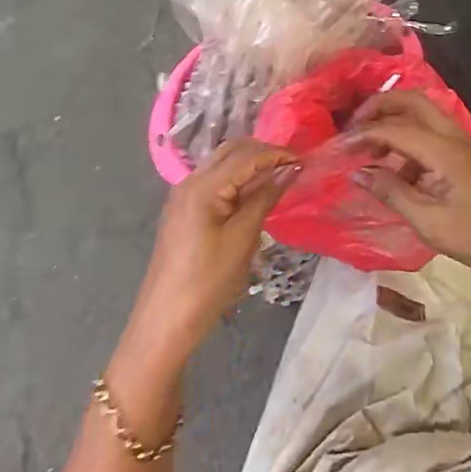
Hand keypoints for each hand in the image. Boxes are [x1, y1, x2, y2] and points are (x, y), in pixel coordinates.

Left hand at [129, 139, 297, 356]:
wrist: (166, 320)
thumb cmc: (208, 280)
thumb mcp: (243, 238)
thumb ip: (265, 197)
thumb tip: (290, 170)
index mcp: (203, 186)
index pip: (246, 156)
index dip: (277, 154)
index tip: (304, 160)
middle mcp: (190, 181)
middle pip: (231, 151)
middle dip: (263, 152)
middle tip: (292, 166)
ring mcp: (184, 195)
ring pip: (222, 163)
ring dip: (250, 164)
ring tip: (279, 176)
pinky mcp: (184, 209)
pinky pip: (215, 180)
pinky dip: (238, 178)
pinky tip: (255, 192)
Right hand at [345, 92, 470, 287]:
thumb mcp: (425, 221)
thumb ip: (390, 191)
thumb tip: (357, 172)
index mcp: (444, 150)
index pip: (396, 128)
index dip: (364, 133)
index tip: (339, 146)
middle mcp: (454, 134)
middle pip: (411, 100)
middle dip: (379, 107)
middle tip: (353, 128)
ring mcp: (462, 139)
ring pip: (422, 110)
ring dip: (394, 120)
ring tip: (370, 149)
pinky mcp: (464, 150)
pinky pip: (431, 128)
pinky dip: (408, 136)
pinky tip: (395, 165)